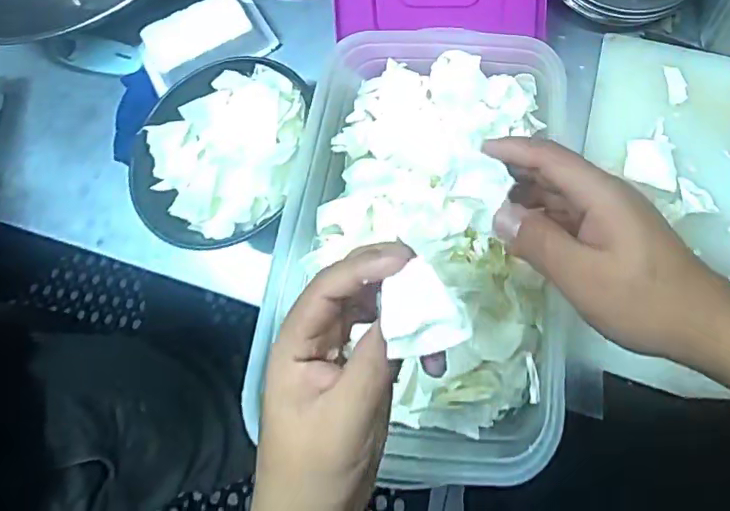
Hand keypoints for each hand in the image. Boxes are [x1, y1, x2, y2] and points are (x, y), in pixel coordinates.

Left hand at [255, 243, 413, 510]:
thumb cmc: (315, 471)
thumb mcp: (345, 417)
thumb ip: (373, 360)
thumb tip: (404, 309)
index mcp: (296, 340)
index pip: (328, 286)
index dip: (365, 266)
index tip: (405, 259)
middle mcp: (316, 333)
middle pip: (350, 285)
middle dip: (387, 273)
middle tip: (424, 271)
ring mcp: (338, 346)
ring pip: (371, 304)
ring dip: (403, 304)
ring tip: (433, 311)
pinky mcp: (359, 363)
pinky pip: (385, 331)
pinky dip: (409, 333)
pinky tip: (429, 352)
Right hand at [487, 136, 729, 361]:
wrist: (706, 324)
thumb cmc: (644, 300)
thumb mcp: (583, 276)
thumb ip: (538, 242)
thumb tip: (499, 214)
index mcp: (599, 191)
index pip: (548, 156)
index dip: (512, 148)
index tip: (479, 149)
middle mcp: (605, 192)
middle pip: (554, 170)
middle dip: (515, 171)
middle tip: (477, 183)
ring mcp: (613, 212)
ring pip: (562, 193)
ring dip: (529, 197)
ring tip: (495, 211)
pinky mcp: (616, 231)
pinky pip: (573, 213)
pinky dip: (546, 218)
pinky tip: (530, 235)